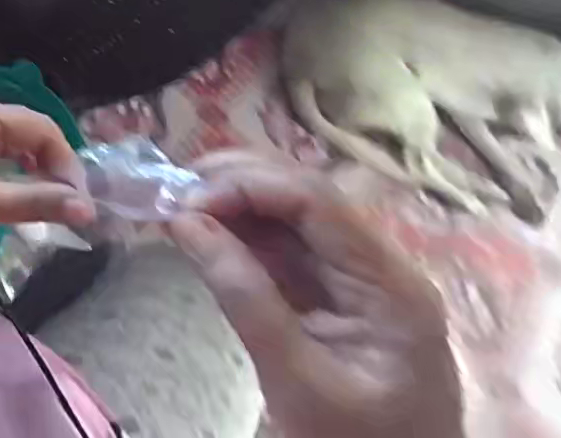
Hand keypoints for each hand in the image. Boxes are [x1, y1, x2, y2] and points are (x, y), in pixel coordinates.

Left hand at [0, 96, 95, 250]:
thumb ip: (37, 201)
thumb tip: (87, 207)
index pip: (44, 128)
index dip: (68, 165)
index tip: (80, 206)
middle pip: (32, 131)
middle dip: (55, 167)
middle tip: (70, 209)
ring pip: (17, 140)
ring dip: (37, 169)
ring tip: (50, 205)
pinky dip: (16, 169)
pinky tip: (21, 194)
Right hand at [169, 150, 463, 437]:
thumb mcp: (295, 379)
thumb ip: (242, 294)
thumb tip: (181, 218)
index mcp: (388, 284)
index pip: (312, 199)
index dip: (244, 185)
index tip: (187, 203)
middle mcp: (374, 262)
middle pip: (298, 188)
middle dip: (230, 179)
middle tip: (172, 193)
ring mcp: (349, 270)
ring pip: (282, 202)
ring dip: (226, 195)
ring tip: (176, 205)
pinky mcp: (322, 281)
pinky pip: (274, 232)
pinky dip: (231, 220)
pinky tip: (197, 225)